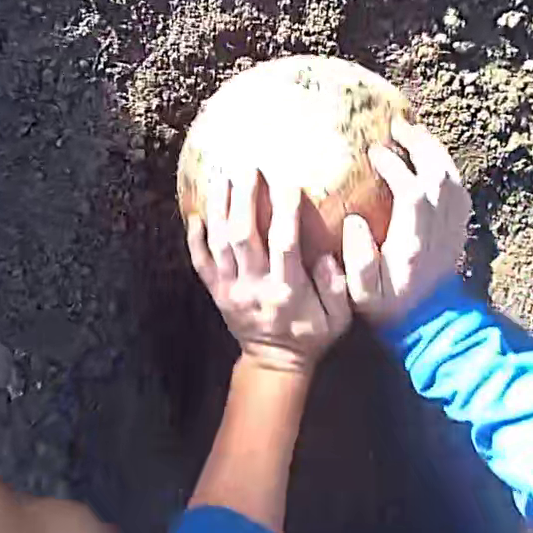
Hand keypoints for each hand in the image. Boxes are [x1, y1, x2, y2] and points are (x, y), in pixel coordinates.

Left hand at [189, 169, 352, 376]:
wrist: (273, 363)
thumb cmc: (310, 335)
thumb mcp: (338, 319)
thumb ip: (337, 288)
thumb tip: (327, 256)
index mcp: (286, 289)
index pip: (284, 243)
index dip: (285, 211)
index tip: (288, 183)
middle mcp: (254, 286)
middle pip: (243, 235)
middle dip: (245, 199)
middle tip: (248, 168)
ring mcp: (230, 288)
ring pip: (219, 242)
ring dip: (219, 208)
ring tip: (223, 178)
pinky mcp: (215, 291)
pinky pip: (199, 261)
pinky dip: (195, 237)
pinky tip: (195, 214)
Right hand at [342, 119, 471, 324]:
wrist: (430, 327)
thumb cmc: (389, 308)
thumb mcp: (362, 293)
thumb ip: (357, 258)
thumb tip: (355, 221)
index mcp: (414, 242)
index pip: (412, 193)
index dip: (395, 167)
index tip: (374, 150)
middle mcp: (438, 230)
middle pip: (439, 176)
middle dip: (420, 146)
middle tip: (397, 125)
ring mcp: (453, 228)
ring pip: (453, 178)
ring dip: (434, 151)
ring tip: (413, 132)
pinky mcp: (457, 229)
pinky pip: (458, 188)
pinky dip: (445, 165)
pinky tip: (429, 156)